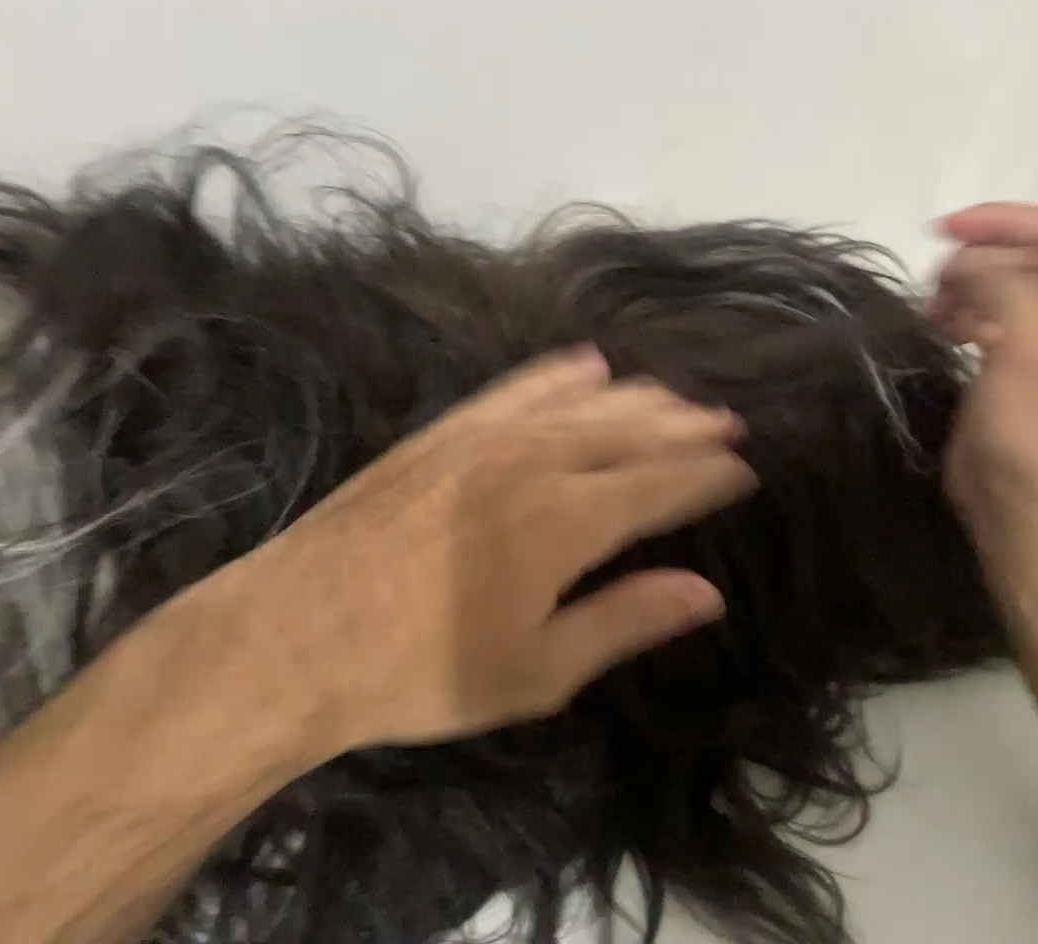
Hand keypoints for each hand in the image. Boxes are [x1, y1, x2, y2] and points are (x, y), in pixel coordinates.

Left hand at [224, 347, 758, 750]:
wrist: (293, 635)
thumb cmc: (421, 670)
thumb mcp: (537, 670)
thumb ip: (625, 620)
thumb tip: (707, 593)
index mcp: (567, 520)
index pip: (661, 484)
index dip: (710, 476)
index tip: (744, 470)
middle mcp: (533, 460)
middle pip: (629, 431)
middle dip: (685, 426)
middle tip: (725, 423)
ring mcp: (482, 437)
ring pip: (580, 402)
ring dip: (636, 398)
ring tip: (676, 396)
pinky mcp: (441, 433)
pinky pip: (515, 388)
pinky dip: (558, 375)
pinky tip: (586, 365)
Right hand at [926, 203, 1037, 530]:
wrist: (1024, 501)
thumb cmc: (1037, 423)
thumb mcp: (1028, 340)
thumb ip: (1000, 280)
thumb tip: (963, 260)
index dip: (1002, 222)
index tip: (941, 230)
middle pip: (1033, 255)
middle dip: (979, 260)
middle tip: (933, 282)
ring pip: (1008, 283)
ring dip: (966, 286)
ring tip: (932, 309)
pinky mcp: (1025, 359)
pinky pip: (994, 313)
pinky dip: (965, 311)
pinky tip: (940, 325)